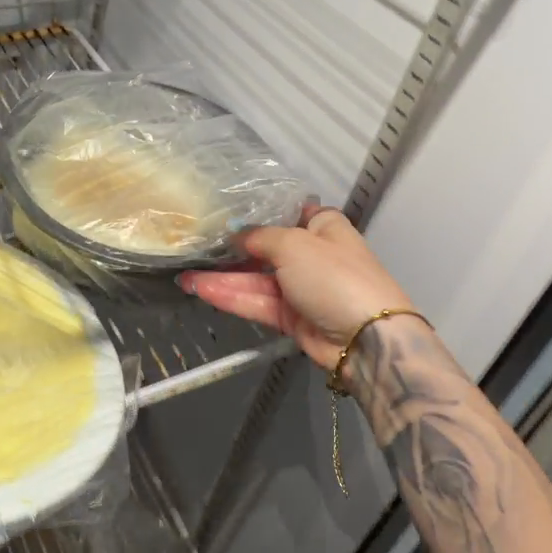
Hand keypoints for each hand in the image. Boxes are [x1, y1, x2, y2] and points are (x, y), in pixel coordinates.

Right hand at [180, 207, 414, 374]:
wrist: (367, 340)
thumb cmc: (334, 276)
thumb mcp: (293, 244)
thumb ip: (259, 237)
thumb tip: (237, 235)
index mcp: (323, 228)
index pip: (286, 213)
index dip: (257, 212)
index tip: (223, 211)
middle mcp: (311, 255)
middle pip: (264, 248)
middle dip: (231, 250)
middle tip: (195, 246)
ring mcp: (301, 288)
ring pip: (255, 279)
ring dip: (222, 278)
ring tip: (185, 275)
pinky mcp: (291, 318)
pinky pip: (256, 303)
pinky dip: (230, 297)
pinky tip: (200, 290)